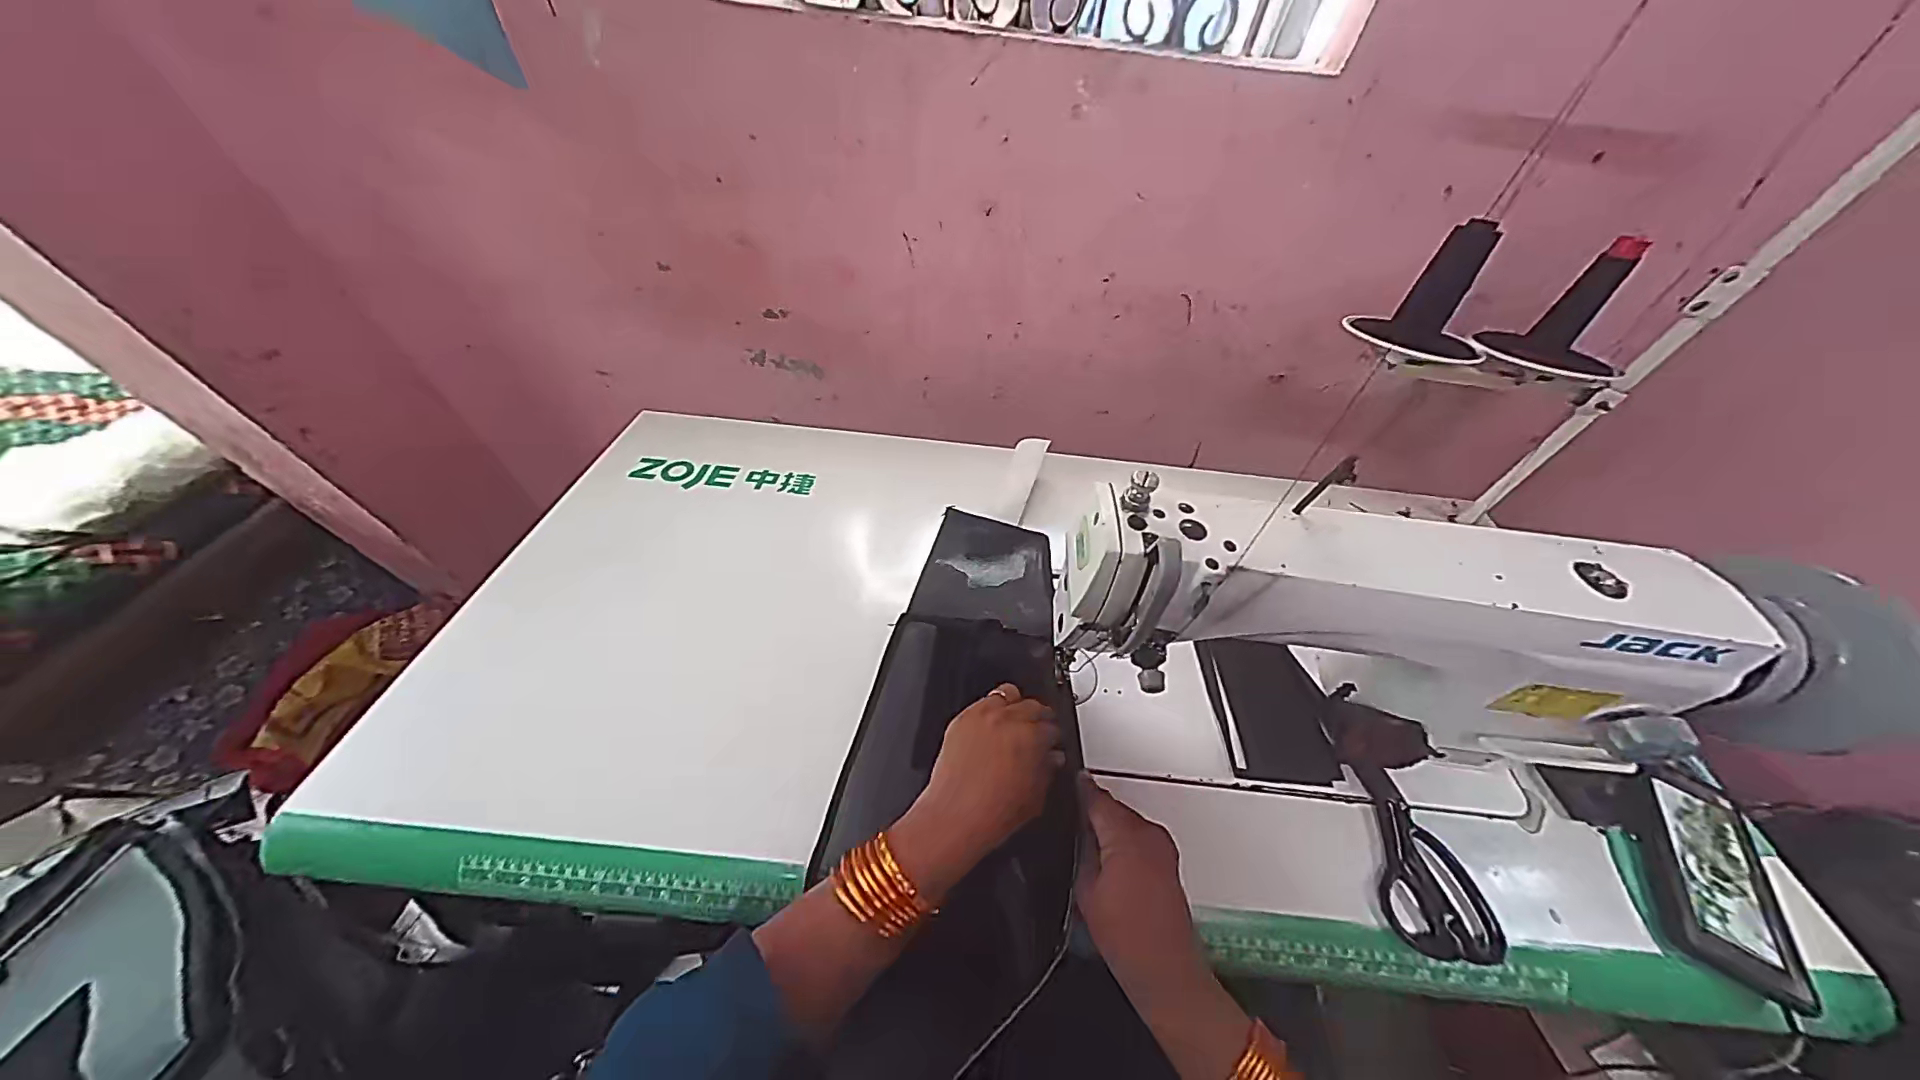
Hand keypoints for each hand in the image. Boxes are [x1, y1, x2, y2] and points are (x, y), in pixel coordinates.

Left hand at [890, 684, 1062, 903]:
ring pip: (1007, 694)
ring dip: (1015, 707)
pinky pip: (982, 703)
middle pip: (1033, 705)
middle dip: (1039, 719)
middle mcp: (1007, 720)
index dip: (1055, 738)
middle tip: (1037, 733)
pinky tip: (991, 727)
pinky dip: (990, 711)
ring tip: (1015, 724)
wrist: (955, 817)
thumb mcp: (1035, 797)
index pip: (1053, 727)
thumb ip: (1048, 771)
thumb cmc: (992, 812)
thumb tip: (1051, 760)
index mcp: (1031, 737)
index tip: (1052, 744)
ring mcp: (983, 716)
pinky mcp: (962, 719)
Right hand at [1076, 775, 1204, 985]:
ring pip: (1127, 822)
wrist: (1163, 968)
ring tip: (1088, 847)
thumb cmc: (1127, 937)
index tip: (1068, 781)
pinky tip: (1109, 862)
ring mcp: (1163, 847)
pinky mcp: (1169, 860)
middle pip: (1113, 808)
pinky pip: (1140, 837)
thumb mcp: (1085, 889)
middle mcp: (1150, 834)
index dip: (1078, 789)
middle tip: (1070, 822)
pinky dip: (1124, 840)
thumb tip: (1078, 829)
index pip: (1096, 798)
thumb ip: (1081, 848)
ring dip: (1109, 827)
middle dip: (1093, 812)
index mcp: (1127, 835)